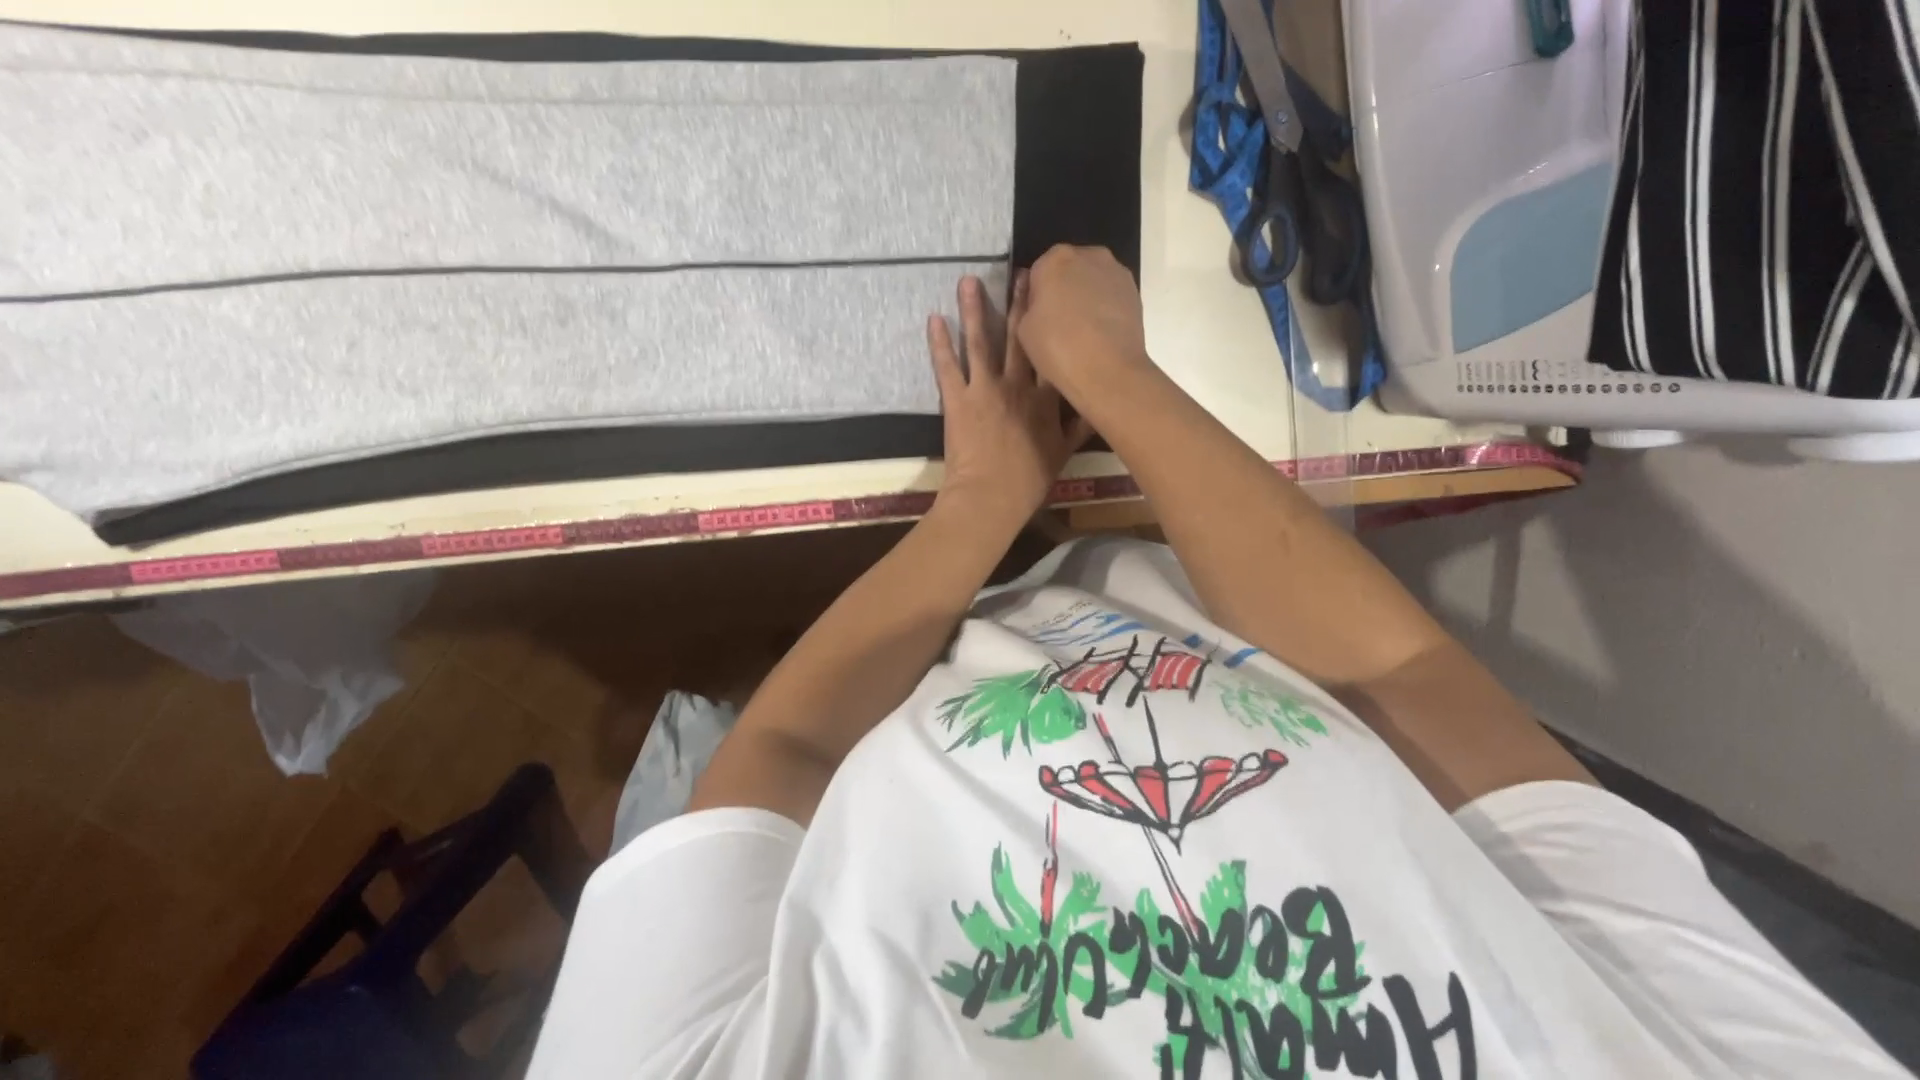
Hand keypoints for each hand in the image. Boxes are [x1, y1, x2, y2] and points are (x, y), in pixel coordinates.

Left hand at [929, 273, 1091, 529]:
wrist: (991, 496)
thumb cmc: (1029, 480)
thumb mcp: (1063, 454)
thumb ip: (1080, 427)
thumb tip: (1098, 407)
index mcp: (1047, 397)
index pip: (1053, 352)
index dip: (1053, 322)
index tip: (1055, 296)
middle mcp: (1018, 384)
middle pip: (1020, 337)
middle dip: (1021, 303)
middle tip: (1021, 274)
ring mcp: (986, 388)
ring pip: (981, 341)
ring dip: (974, 309)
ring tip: (968, 280)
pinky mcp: (958, 398)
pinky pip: (947, 365)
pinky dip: (939, 342)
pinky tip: (935, 319)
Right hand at [1014, 245, 1151, 400]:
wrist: (1109, 371)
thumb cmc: (1058, 348)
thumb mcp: (1023, 329)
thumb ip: (1026, 303)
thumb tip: (1036, 297)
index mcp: (1055, 259)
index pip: (1039, 271)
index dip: (1036, 295)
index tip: (1038, 318)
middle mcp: (1089, 255)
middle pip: (1069, 270)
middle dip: (1063, 290)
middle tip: (1059, 324)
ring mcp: (1116, 271)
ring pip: (1092, 280)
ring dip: (1086, 297)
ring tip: (1083, 330)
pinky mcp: (1134, 291)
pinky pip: (1110, 294)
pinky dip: (1104, 307)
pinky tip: (1101, 333)